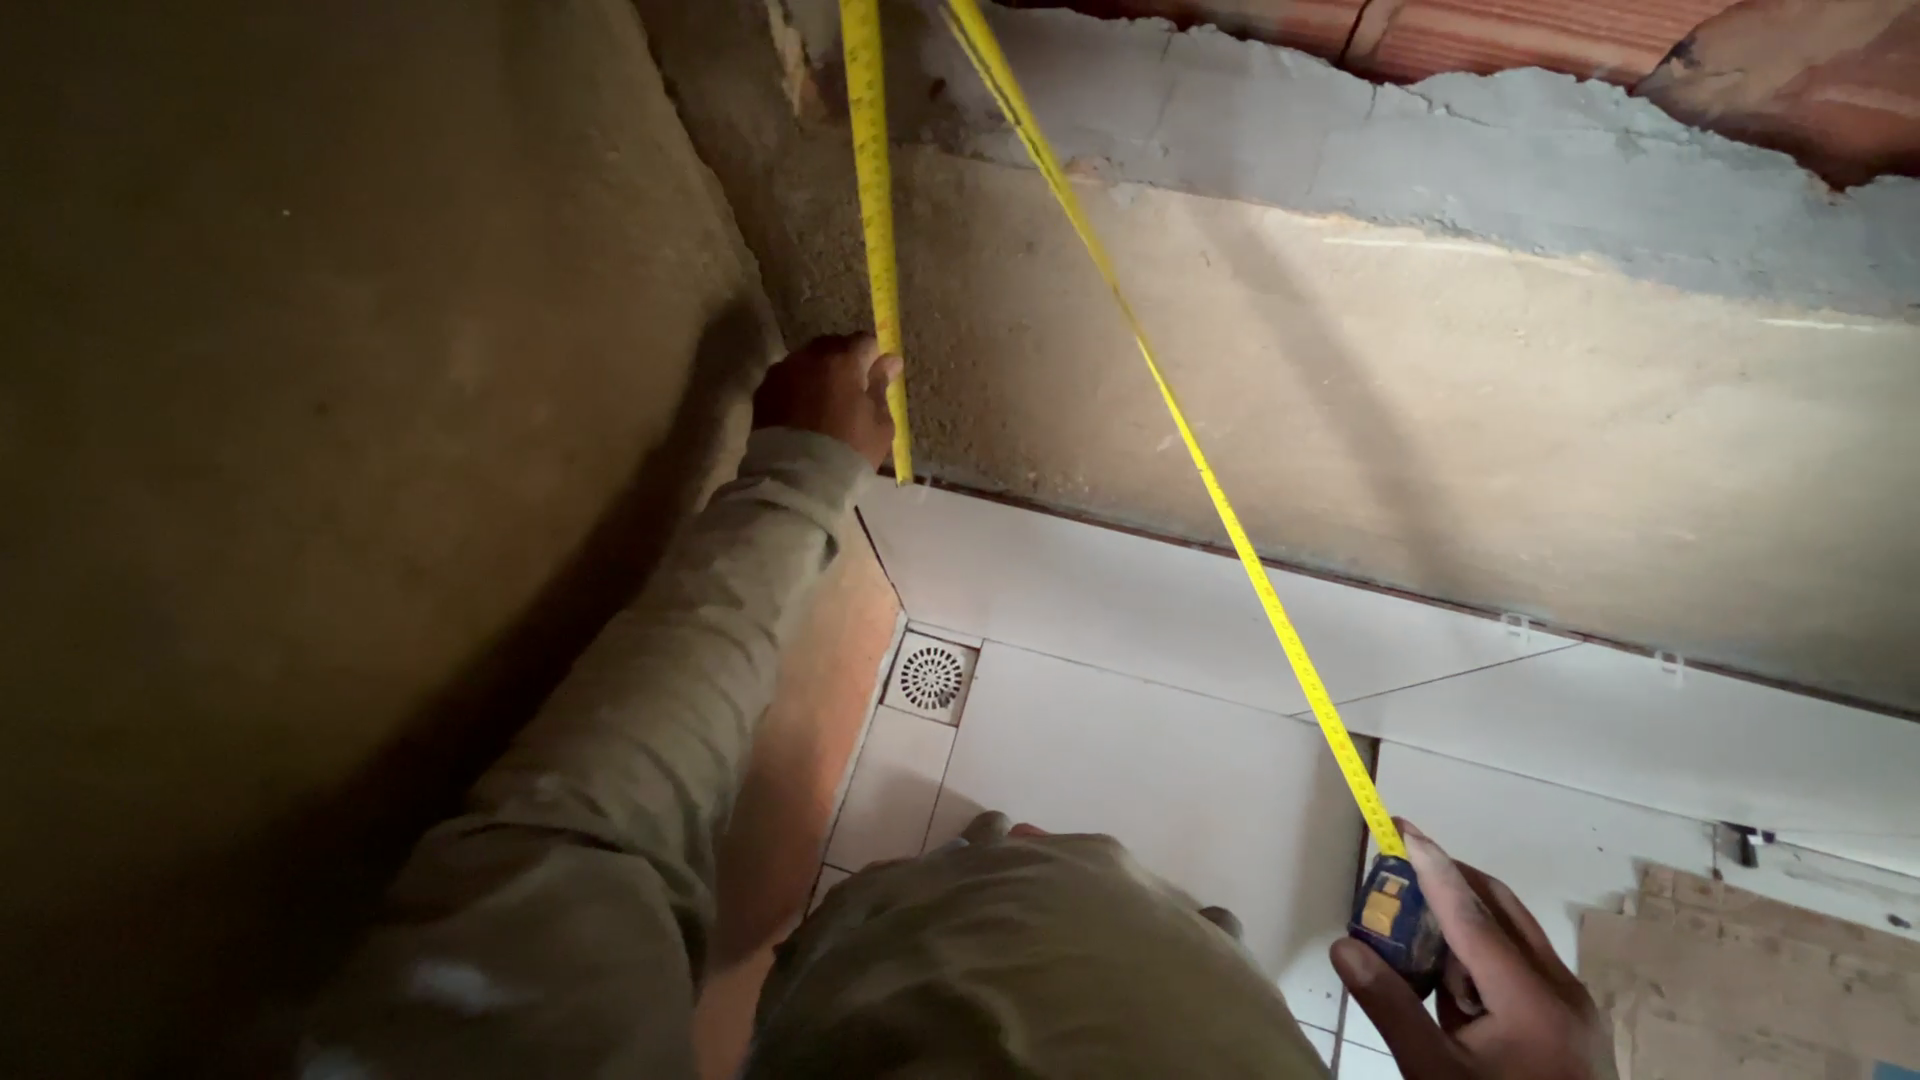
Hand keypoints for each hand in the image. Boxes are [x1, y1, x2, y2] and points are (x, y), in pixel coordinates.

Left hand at [753, 333, 901, 468]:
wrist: (798, 480)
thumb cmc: (849, 451)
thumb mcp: (880, 423)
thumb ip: (882, 386)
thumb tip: (890, 361)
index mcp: (843, 360)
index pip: (866, 341)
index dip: (875, 356)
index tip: (879, 375)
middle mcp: (809, 357)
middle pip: (833, 345)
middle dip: (845, 360)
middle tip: (853, 388)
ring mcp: (782, 372)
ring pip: (806, 360)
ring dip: (819, 372)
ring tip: (825, 401)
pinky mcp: (763, 391)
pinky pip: (787, 379)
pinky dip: (798, 387)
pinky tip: (804, 411)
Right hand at [1329, 821, 1616, 1079]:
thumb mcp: (1436, 1075)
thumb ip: (1391, 1008)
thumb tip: (1343, 946)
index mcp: (1531, 1000)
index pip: (1470, 914)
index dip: (1432, 867)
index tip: (1402, 827)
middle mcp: (1561, 991)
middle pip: (1499, 907)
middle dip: (1449, 877)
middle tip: (1401, 860)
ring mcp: (1573, 1007)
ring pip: (1512, 932)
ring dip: (1462, 913)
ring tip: (1413, 923)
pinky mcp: (1572, 1024)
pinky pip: (1520, 962)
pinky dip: (1479, 948)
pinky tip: (1448, 980)